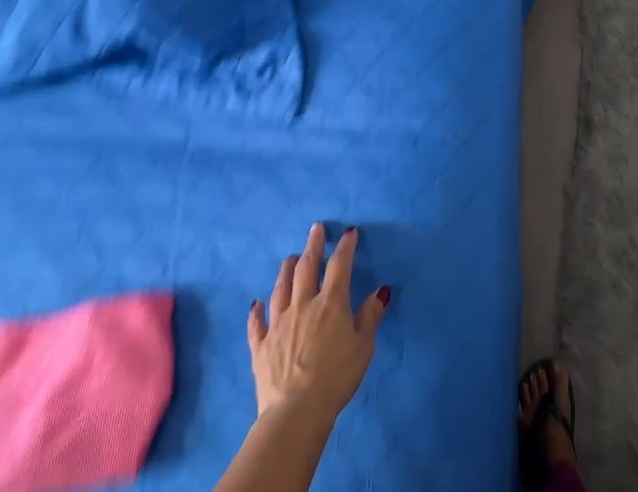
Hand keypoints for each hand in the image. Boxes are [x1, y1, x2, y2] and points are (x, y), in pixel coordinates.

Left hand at [249, 222, 389, 422]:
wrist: (296, 409)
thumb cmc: (337, 376)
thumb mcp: (363, 346)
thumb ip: (370, 316)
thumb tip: (380, 290)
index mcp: (330, 304)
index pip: (340, 266)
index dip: (345, 247)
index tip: (350, 232)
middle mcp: (302, 306)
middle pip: (306, 268)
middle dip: (313, 246)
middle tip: (316, 228)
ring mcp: (277, 324)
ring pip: (280, 289)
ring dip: (286, 270)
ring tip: (289, 257)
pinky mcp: (260, 345)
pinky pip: (257, 323)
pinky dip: (256, 311)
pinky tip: (256, 303)